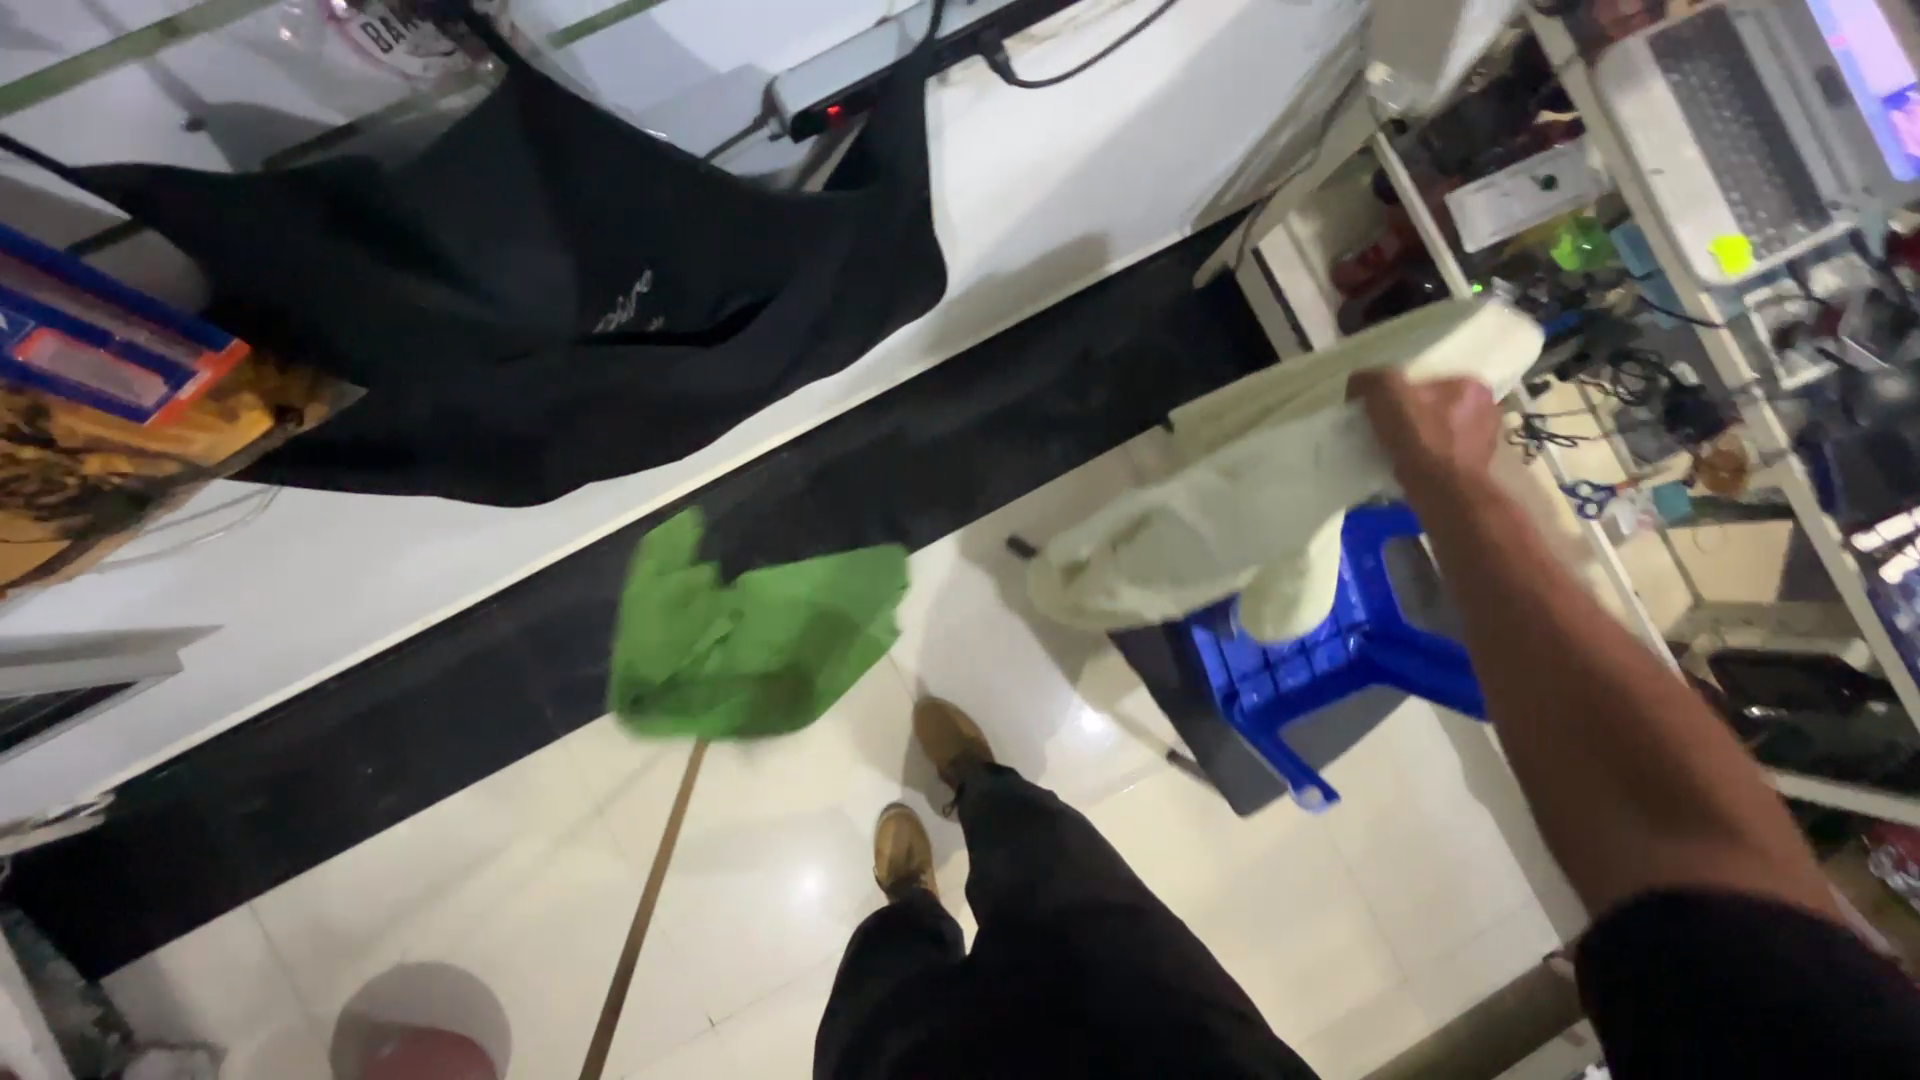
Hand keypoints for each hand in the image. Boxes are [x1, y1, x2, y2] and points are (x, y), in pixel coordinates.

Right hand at [1348, 370, 1500, 502]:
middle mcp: (1486, 408)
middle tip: (1384, 430)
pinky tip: (1408, 467)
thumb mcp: (1385, 394)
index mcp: (1470, 384)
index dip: (1401, 393)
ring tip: (1393, 451)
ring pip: (1440, 433)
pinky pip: (1443, 457)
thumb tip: (1358, 385)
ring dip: (1419, 440)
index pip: (1428, 381)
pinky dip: (1426, 460)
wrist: (1442, 490)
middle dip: (1412, 417)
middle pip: (1434, 407)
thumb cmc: (1420, 437)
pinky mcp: (1476, 468)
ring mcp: (1484, 440)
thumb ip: (1370, 380)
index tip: (1381, 409)